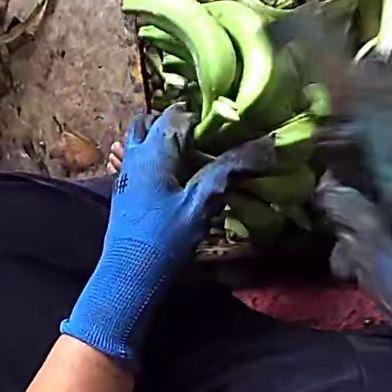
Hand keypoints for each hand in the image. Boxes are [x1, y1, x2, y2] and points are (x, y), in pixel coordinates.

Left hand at [61, 107, 271, 366]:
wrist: (128, 274)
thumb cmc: (165, 238)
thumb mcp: (201, 204)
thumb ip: (228, 171)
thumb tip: (266, 144)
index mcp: (153, 152)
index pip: (178, 116)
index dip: (204, 121)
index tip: (225, 135)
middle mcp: (135, 154)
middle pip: (152, 121)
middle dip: (179, 125)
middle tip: (206, 142)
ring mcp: (125, 171)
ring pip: (141, 139)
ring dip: (165, 141)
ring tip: (193, 159)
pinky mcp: (124, 188)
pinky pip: (139, 157)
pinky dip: (157, 157)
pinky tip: (178, 179)